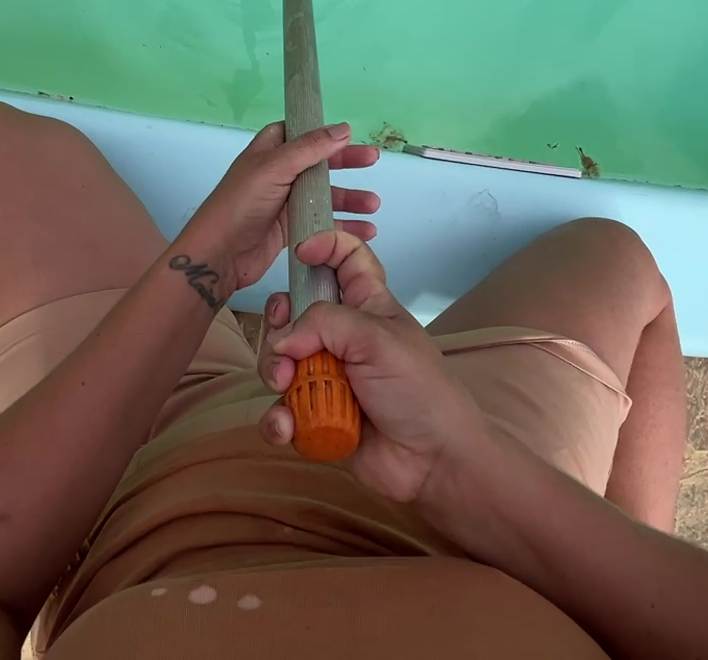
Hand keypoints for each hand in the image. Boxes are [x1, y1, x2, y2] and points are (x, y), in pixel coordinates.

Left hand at [172, 121, 379, 293]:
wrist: (219, 255)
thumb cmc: (241, 204)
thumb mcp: (275, 167)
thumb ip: (310, 148)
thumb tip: (343, 128)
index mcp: (269, 151)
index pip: (300, 133)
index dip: (323, 133)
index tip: (349, 134)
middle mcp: (277, 174)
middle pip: (318, 163)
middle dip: (346, 163)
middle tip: (373, 161)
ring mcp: (284, 202)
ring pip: (324, 195)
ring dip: (349, 198)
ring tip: (373, 205)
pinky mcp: (290, 230)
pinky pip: (322, 223)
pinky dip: (343, 225)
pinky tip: (365, 231)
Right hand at [257, 231, 485, 503]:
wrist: (431, 463)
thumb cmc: (417, 389)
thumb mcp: (378, 340)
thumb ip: (325, 323)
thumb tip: (281, 341)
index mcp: (367, 305)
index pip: (346, 258)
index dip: (325, 244)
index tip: (300, 251)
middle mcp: (343, 335)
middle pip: (295, 308)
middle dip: (280, 320)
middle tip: (283, 340)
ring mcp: (327, 375)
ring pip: (280, 360)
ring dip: (275, 373)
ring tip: (287, 387)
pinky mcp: (315, 414)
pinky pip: (281, 409)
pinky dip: (278, 418)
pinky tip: (287, 426)